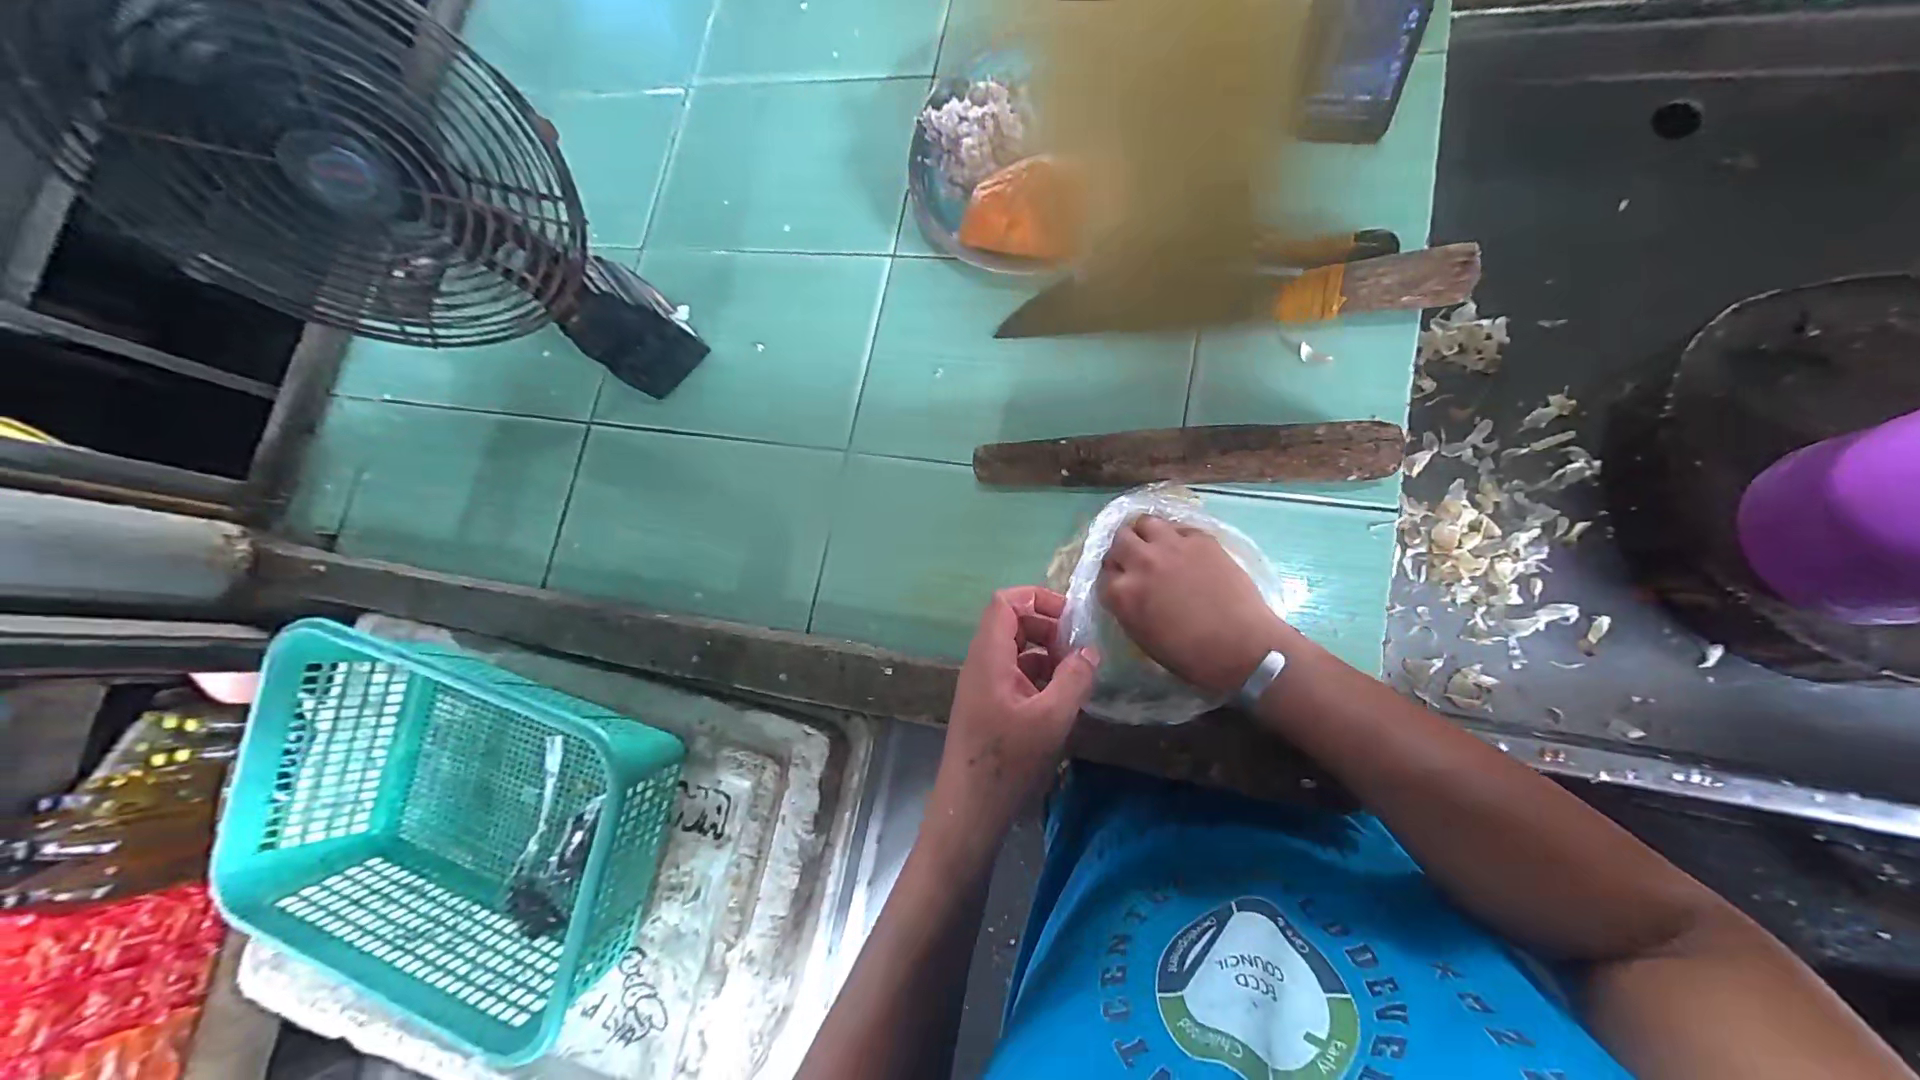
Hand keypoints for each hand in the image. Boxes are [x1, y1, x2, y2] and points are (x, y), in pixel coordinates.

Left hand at [925, 587, 1099, 853]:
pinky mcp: (988, 706)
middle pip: (1012, 623)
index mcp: (989, 656)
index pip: (1005, 601)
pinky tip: (1062, 698)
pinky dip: (1039, 676)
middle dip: (1047, 627)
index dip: (1038, 599)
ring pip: (1016, 651)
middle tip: (1078, 649)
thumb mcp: (1052, 717)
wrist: (970, 809)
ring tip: (1076, 675)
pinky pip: (1015, 675)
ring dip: (1046, 654)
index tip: (1071, 619)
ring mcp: (983, 685)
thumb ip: (1075, 678)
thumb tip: (1090, 650)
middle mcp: (982, 663)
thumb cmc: (1007, 760)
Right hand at [1100, 515, 1296, 695]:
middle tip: (1136, 561)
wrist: (1242, 647)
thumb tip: (1127, 593)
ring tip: (1156, 546)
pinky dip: (1176, 536)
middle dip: (1124, 550)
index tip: (1122, 584)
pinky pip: (1179, 527)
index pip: (1103, 573)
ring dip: (1146, 534)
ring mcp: (1172, 546)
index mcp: (1122, 593)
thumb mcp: (1142, 637)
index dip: (1113, 577)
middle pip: (1119, 539)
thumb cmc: (1190, 655)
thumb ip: (1126, 607)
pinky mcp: (1201, 539)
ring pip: (1145, 522)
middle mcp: (1141, 562)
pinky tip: (1185, 551)